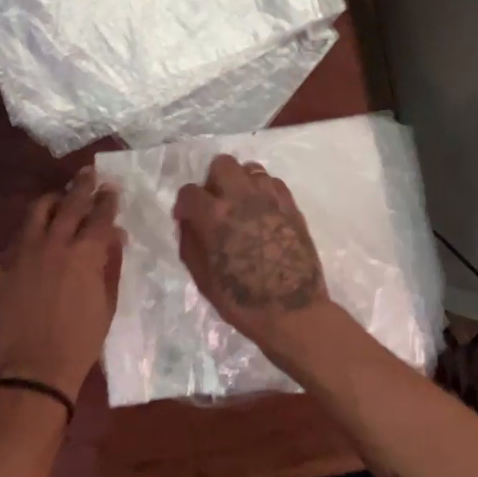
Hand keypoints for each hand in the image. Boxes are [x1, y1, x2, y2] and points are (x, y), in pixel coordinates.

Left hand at [0, 168, 125, 403]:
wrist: (35, 367)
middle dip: (83, 185)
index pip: (100, 214)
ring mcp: (28, 250)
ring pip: (40, 208)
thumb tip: (115, 236)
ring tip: (62, 197)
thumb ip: (111, 264)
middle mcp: (56, 243)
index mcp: (86, 254)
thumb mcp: (108, 302)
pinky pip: (22, 231)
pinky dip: (35, 222)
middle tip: (89, 174)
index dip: (108, 199)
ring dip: (55, 198)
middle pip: (71, 202)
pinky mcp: (8, 262)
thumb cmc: (81, 340)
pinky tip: (42, 226)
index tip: (112, 188)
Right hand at [174, 155, 334, 364]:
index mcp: (215, 217)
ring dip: (240, 183)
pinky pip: (273, 182)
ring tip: (241, 206)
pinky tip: (262, 212)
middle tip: (215, 204)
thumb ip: (190, 244)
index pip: (189, 192)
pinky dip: (263, 191)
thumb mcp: (203, 279)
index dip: (184, 205)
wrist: (293, 312)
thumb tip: (188, 223)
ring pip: (250, 168)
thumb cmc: (242, 301)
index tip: (186, 218)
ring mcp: (270, 199)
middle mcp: (242, 198)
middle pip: (222, 164)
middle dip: (212, 181)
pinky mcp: (291, 205)